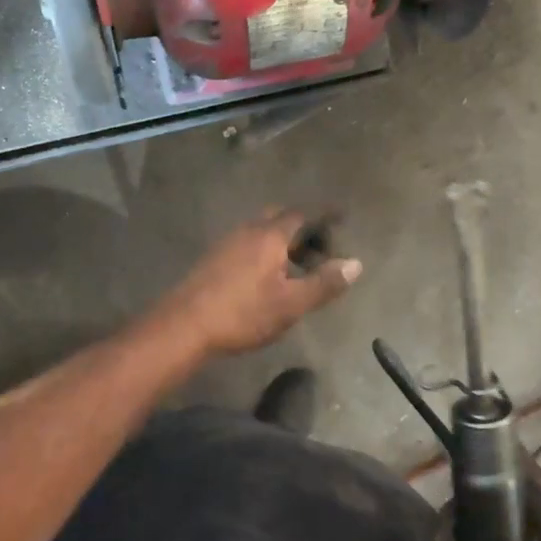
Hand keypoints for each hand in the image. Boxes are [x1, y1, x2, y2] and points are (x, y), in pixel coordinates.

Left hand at [143, 209, 360, 356]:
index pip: (303, 214)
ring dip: (283, 242)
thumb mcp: (292, 303)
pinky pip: (247, 243)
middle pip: (280, 217)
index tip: (342, 216)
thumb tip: (356, 263)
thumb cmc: (243, 313)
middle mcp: (248, 230)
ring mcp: (227, 243)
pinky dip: (265, 251)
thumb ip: (324, 283)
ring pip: (262, 231)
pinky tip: (267, 278)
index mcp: (270, 235)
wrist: (185, 325)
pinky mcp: (213, 259)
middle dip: (303, 228)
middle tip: (320, 250)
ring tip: (297, 268)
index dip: (325, 215)